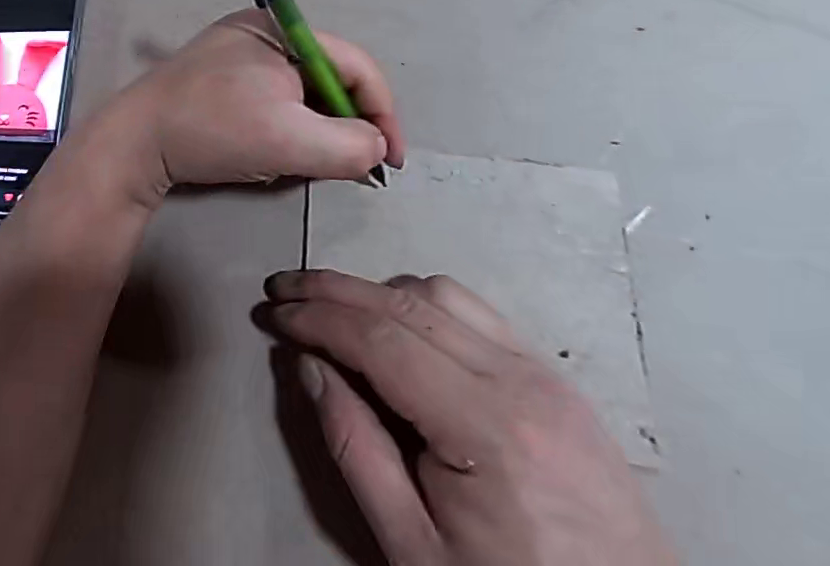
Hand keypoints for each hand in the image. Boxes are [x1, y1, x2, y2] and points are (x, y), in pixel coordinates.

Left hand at [96, 9, 405, 197]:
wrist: (134, 143)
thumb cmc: (213, 130)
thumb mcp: (292, 140)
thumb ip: (351, 145)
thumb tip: (374, 148)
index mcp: (280, 30)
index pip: (355, 64)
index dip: (382, 113)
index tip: (390, 161)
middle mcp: (259, 34)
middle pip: (328, 77)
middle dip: (346, 123)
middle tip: (350, 165)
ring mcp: (234, 56)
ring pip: (300, 93)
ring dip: (315, 130)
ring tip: (308, 162)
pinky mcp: (217, 82)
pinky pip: (271, 101)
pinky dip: (286, 128)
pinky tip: (273, 153)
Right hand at [264, 271, 677, 565]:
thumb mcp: (414, 547)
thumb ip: (356, 449)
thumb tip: (310, 366)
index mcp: (488, 431)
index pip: (379, 340)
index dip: (317, 317)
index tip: (273, 314)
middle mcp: (521, 383)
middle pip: (404, 303)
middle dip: (332, 289)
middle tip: (283, 290)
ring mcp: (545, 373)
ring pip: (439, 293)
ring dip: (375, 291)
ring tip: (333, 310)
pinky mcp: (555, 376)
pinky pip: (474, 310)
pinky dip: (419, 302)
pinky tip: (394, 323)